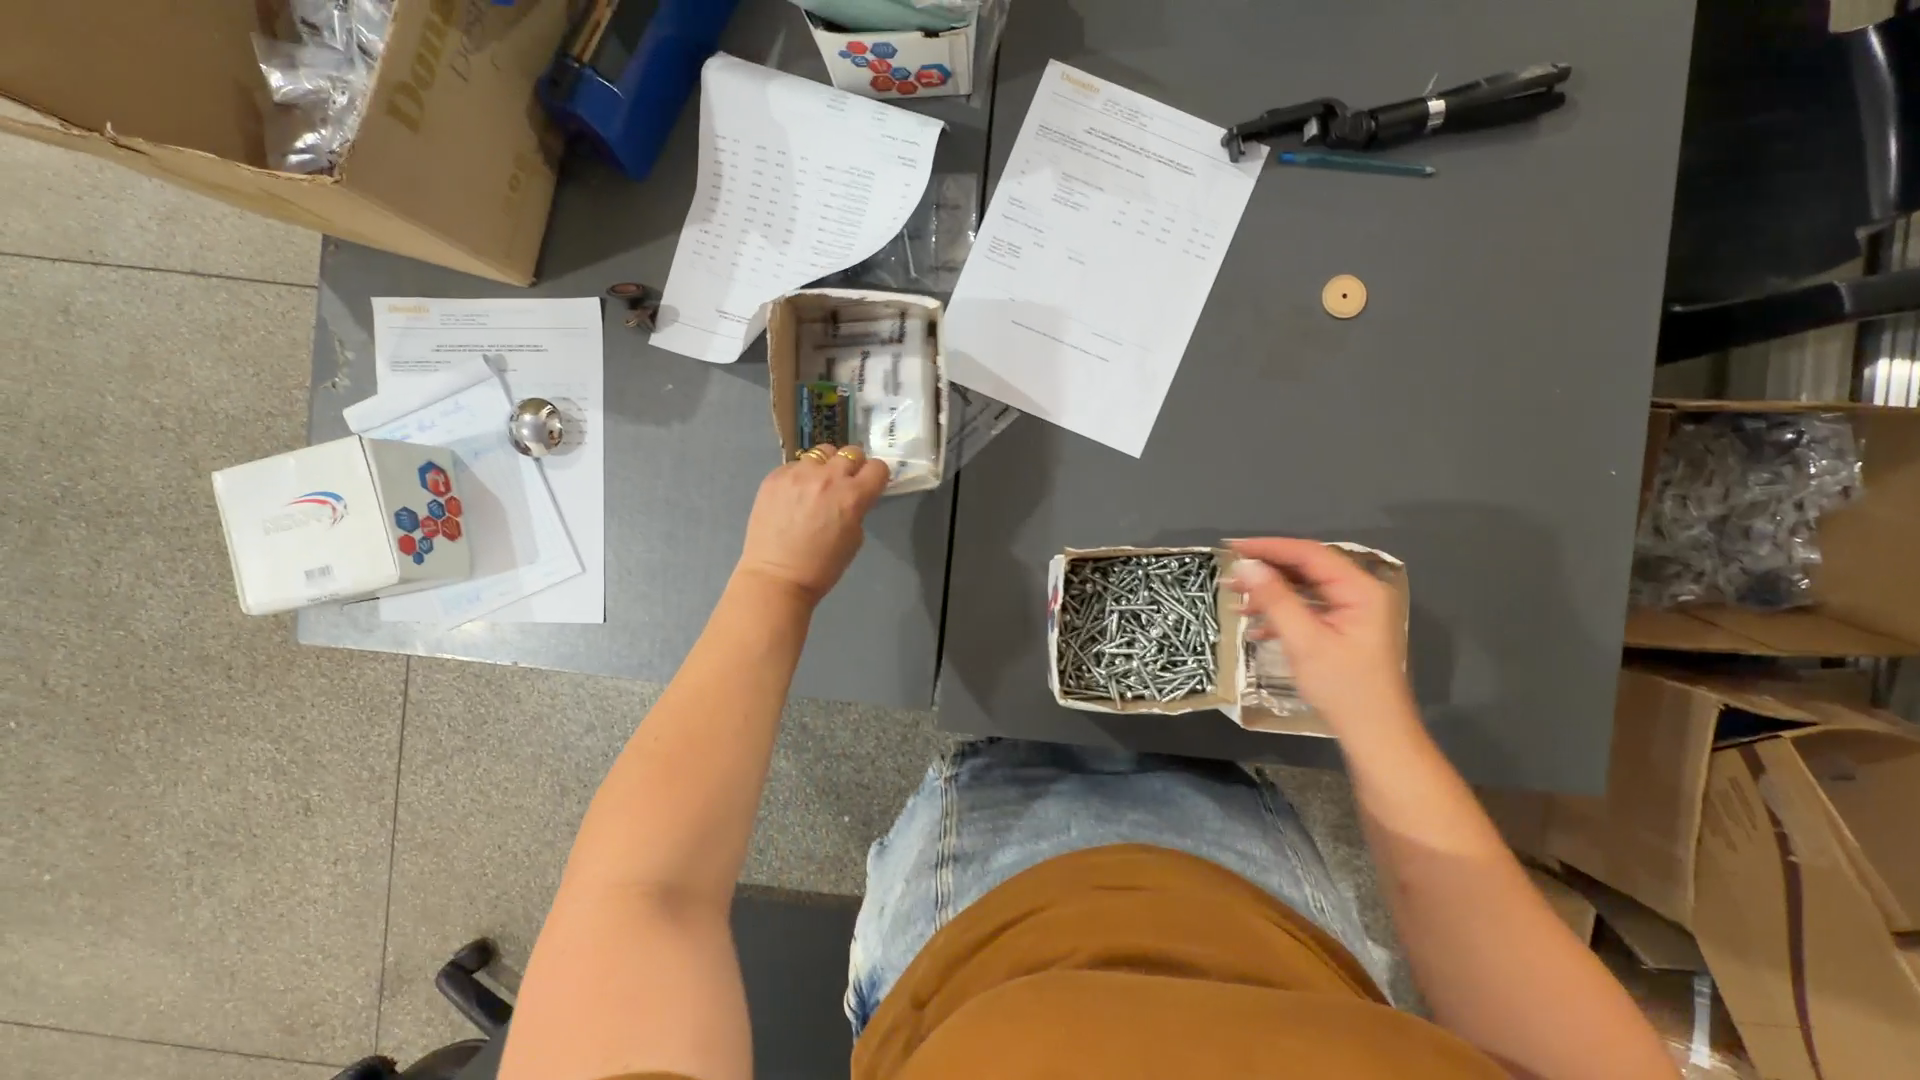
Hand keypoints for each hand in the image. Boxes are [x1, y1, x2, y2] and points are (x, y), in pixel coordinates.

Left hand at [734, 444, 890, 605]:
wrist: (777, 576)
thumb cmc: (823, 567)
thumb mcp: (855, 538)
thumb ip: (858, 508)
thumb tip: (853, 496)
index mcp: (852, 496)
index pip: (877, 467)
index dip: (876, 476)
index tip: (870, 484)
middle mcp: (827, 477)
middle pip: (850, 452)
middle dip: (852, 467)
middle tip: (844, 485)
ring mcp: (798, 474)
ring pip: (821, 453)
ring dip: (826, 465)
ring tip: (817, 484)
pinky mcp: (774, 477)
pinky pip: (795, 464)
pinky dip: (800, 475)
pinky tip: (794, 495)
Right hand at [1227, 538, 1413, 727]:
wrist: (1375, 736)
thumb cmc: (1344, 688)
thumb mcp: (1305, 641)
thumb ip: (1275, 599)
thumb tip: (1246, 566)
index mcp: (1360, 589)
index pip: (1309, 554)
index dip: (1269, 548)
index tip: (1232, 548)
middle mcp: (1359, 593)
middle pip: (1307, 569)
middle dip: (1267, 572)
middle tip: (1229, 576)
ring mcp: (1352, 613)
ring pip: (1305, 589)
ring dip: (1270, 594)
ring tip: (1236, 601)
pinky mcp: (1343, 630)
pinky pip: (1308, 610)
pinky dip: (1281, 614)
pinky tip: (1255, 627)